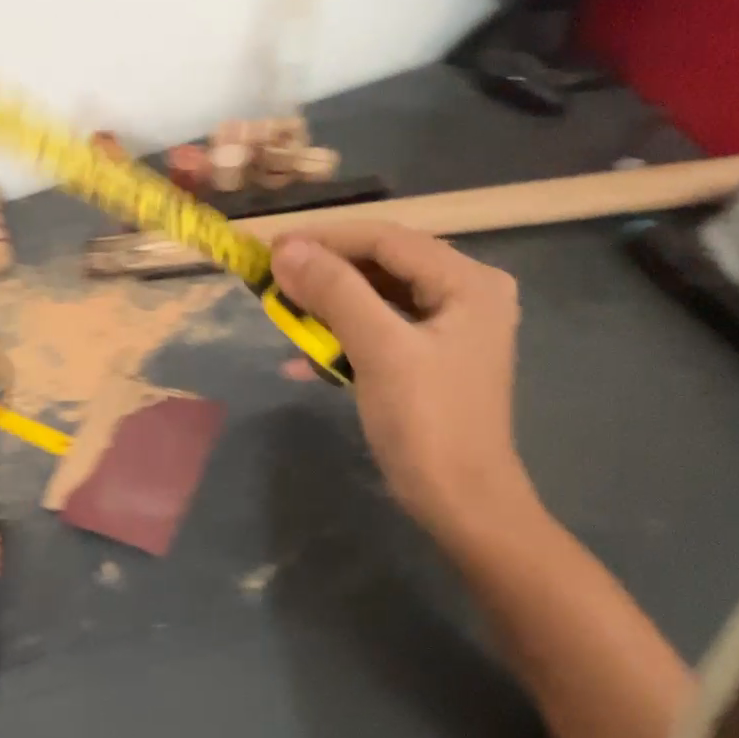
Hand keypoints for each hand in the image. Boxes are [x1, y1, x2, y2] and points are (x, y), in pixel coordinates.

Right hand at [271, 221, 533, 538]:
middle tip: (271, 280)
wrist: (457, 497)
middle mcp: (466, 294)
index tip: (269, 249)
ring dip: (327, 306)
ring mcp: (448, 329)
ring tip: (282, 315)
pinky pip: (376, 332)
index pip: (388, 240)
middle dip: (325, 273)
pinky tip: (303, 362)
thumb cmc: (426, 419)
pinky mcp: (427, 359)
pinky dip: (339, 340)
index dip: (327, 240)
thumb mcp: (378, 349)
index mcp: (469, 282)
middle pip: (383, 266)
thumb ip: (335, 292)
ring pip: (376, 299)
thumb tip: (285, 249)